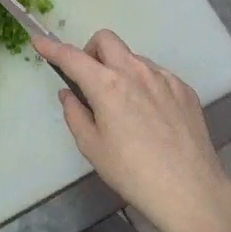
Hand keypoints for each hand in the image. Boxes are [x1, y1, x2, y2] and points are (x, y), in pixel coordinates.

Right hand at [36, 30, 230, 231]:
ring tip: (123, 105)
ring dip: (119, 69)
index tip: (39, 42)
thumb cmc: (132, 173)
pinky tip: (149, 115)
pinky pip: (156, 75)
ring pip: (133, 58)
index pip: (71, 57)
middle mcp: (135, 72)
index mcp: (107, 85)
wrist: (191, 191)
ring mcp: (164, 78)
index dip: (52, 48)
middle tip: (89, 80)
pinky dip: (144, 84)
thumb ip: (75, 114)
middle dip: (90, 51)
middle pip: (106, 40)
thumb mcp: (92, 147)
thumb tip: (69, 94)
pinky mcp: (185, 90)